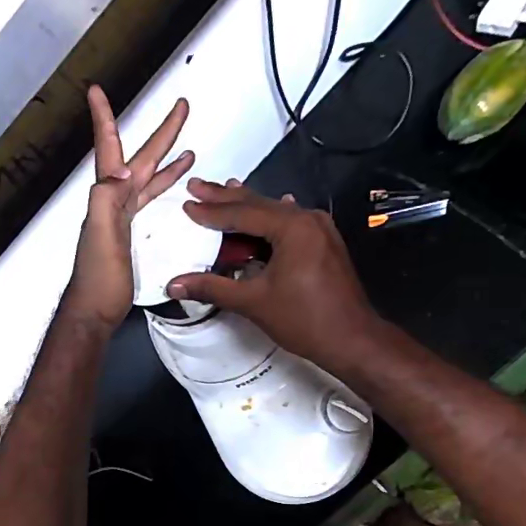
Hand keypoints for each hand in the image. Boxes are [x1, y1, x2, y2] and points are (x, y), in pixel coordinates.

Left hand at [61, 85, 192, 329]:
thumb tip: (124, 169)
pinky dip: (162, 187)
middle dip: (160, 133)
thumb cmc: (98, 279)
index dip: (103, 120)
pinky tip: (175, 185)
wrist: (95, 311)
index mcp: (107, 197)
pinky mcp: (129, 233)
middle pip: (139, 159)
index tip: (96, 90)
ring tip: (188, 147)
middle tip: (181, 106)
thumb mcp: (102, 237)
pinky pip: (148, 200)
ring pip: (146, 178)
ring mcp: (121, 217)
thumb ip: (107, 201)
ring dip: (165, 160)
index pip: (108, 151)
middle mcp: (113, 201)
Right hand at [165, 179, 381, 364]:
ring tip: (222, 192)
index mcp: (292, 227)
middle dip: (227, 198)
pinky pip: (289, 224)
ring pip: (275, 212)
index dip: (211, 211)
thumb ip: (212, 288)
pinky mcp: (324, 243)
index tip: (186, 203)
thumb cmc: (304, 319)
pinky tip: (263, 213)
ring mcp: (320, 230)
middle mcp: (308, 220)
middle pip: (260, 204)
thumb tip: (173, 284)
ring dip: (247, 207)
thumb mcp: (253, 302)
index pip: (243, 214)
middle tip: (197, 186)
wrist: (352, 339)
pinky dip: (268, 221)